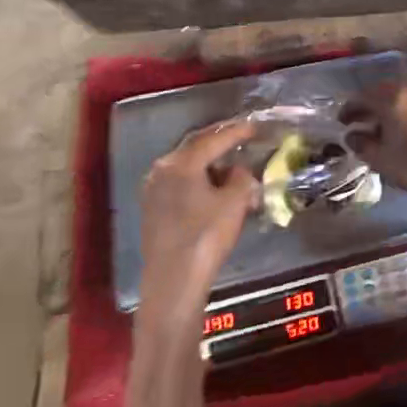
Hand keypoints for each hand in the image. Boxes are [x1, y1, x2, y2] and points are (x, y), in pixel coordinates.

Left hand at [139, 121, 259, 302]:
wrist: (173, 279)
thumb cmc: (206, 236)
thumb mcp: (234, 203)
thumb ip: (242, 178)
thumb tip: (239, 171)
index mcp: (180, 163)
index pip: (212, 139)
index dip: (236, 131)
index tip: (254, 126)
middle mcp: (161, 170)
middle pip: (195, 149)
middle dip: (220, 145)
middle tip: (242, 139)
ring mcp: (153, 190)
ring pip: (187, 168)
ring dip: (210, 166)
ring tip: (232, 170)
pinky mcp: (152, 209)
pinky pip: (180, 184)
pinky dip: (199, 182)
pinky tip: (213, 191)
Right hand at [343, 85, 406, 210]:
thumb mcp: (378, 157)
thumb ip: (360, 143)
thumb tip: (351, 136)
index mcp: (393, 99)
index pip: (364, 96)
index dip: (349, 108)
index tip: (340, 121)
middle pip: (381, 93)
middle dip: (365, 105)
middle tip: (352, 121)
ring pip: (395, 99)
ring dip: (380, 109)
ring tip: (368, 127)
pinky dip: (394, 113)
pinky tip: (388, 130)